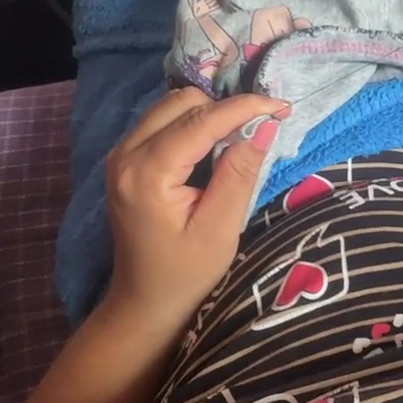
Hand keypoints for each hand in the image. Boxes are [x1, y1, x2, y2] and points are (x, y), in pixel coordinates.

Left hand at [102, 88, 289, 323]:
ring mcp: (121, 154)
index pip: (202, 120)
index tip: (282, 106)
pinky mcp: (125, 158)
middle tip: (259, 130)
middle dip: (225, 109)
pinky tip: (213, 147)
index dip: (245, 107)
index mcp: (147, 173)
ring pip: (171, 105)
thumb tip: (264, 127)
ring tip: (238, 139)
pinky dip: (193, 123)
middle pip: (183, 102)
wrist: (144, 300)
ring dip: (208, 114)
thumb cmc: (186, 272)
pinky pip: (162, 120)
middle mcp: (126, 154)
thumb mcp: (221, 228)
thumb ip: (239, 174)